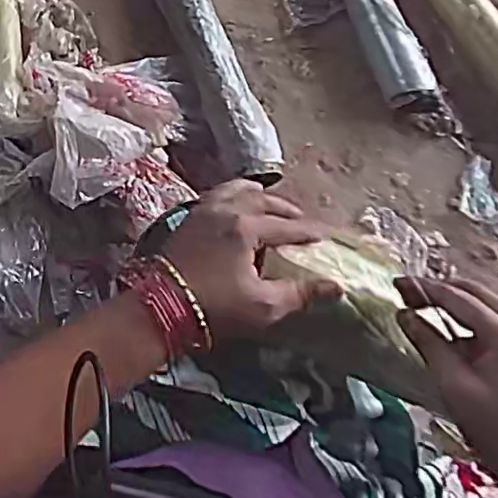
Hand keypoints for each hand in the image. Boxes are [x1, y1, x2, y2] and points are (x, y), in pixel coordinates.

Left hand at [160, 181, 340, 338]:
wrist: (162, 306)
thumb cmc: (216, 307)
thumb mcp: (263, 306)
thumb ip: (300, 293)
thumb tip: (335, 286)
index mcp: (246, 227)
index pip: (286, 225)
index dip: (307, 231)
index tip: (324, 235)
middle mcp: (227, 208)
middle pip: (263, 200)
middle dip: (285, 209)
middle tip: (300, 219)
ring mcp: (206, 208)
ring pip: (238, 189)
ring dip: (259, 195)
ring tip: (271, 203)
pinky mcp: (191, 215)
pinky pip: (219, 193)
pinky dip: (234, 193)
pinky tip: (237, 204)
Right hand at [395, 277, 497, 497]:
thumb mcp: (458, 391)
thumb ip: (430, 346)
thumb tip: (406, 316)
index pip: (459, 297)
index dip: (425, 288)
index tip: (399, 284)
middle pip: (481, 295)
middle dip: (445, 289)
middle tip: (415, 294)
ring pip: (497, 310)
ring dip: (465, 305)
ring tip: (435, 312)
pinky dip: (483, 324)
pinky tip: (467, 340)